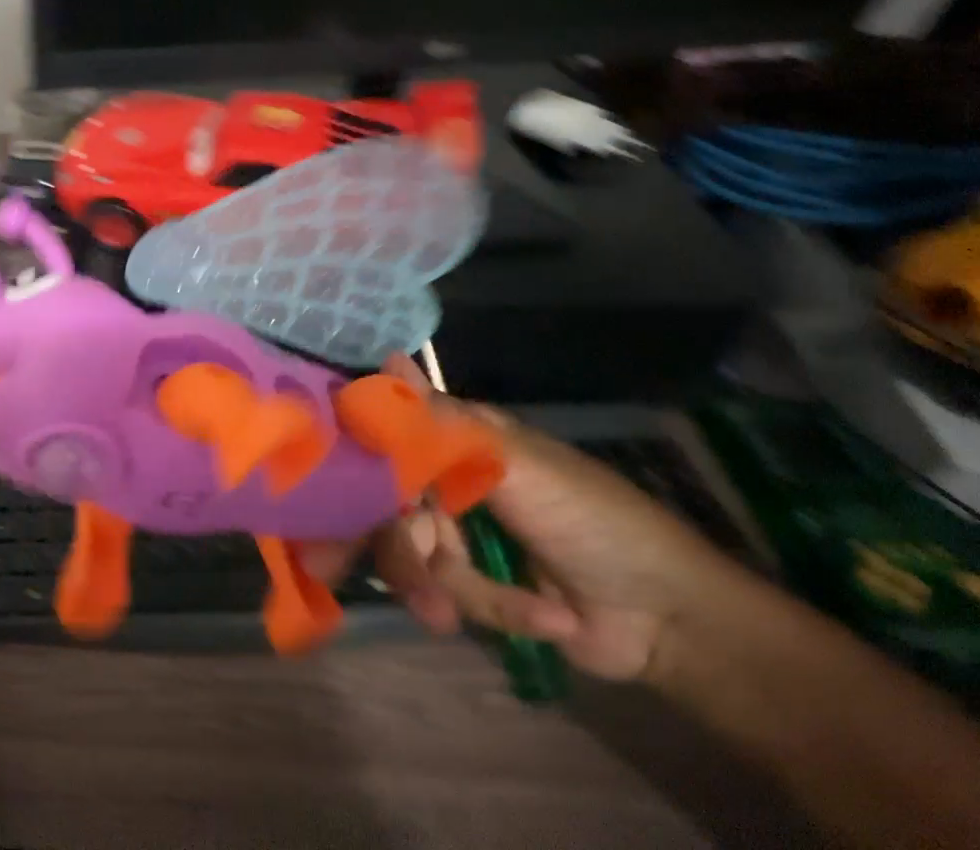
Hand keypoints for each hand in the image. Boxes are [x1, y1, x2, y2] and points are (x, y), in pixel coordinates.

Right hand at [311, 355, 741, 681]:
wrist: (669, 620)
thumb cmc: (597, 522)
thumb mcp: (521, 468)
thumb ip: (444, 427)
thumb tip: (386, 358)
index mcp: (459, 442)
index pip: (384, 437)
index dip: (348, 460)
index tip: (310, 487)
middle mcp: (447, 482)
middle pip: (381, 507)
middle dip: (390, 545)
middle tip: (362, 571)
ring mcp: (458, 538)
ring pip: (404, 556)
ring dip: (435, 586)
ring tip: (448, 615)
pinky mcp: (469, 588)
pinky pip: (443, 594)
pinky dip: (490, 609)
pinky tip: (540, 619)